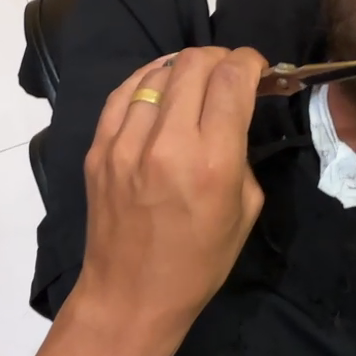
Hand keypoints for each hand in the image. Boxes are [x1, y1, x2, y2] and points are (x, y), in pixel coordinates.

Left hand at [69, 46, 267, 352]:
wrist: (130, 296)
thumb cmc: (199, 262)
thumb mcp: (246, 210)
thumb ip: (242, 152)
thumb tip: (237, 111)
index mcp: (212, 162)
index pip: (232, 79)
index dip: (250, 62)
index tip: (257, 70)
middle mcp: (167, 143)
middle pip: (194, 64)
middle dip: (221, 58)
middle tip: (230, 74)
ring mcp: (124, 143)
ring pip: (158, 72)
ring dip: (185, 68)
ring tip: (196, 80)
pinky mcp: (97, 148)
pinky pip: (123, 92)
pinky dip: (148, 80)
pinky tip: (161, 84)